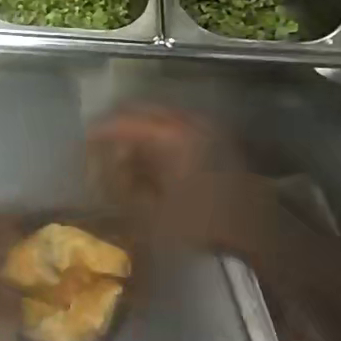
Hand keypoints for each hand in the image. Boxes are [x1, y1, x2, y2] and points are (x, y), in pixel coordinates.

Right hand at [85, 106, 275, 257]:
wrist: (256, 228)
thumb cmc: (203, 224)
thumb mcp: (152, 213)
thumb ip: (124, 187)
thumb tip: (107, 170)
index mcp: (169, 136)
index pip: (123, 122)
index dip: (99, 132)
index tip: (84, 144)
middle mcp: (186, 121)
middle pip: (141, 111)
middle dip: (118, 126)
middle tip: (101, 146)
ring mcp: (204, 125)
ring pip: (160, 115)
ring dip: (139, 129)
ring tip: (125, 152)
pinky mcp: (216, 134)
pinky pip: (177, 123)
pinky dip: (160, 133)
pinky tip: (154, 155)